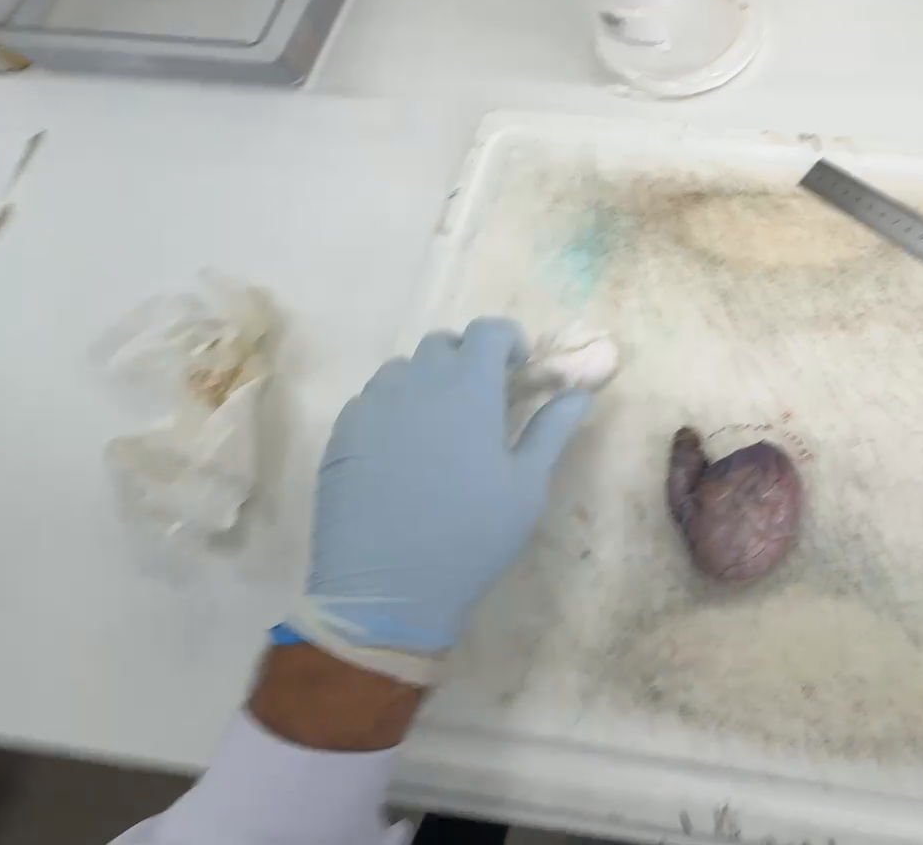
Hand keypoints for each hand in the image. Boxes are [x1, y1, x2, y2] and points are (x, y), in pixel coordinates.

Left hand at [290, 318, 589, 671]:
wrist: (388, 591)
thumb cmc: (473, 532)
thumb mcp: (528, 483)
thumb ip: (553, 428)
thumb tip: (580, 392)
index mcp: (469, 389)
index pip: (488, 331)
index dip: (508, 339)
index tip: (519, 368)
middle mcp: (417, 384)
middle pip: (443, 343)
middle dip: (469, 358)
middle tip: (484, 398)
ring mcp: (372, 407)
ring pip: (404, 369)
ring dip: (429, 380)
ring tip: (442, 423)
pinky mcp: (342, 435)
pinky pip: (372, 399)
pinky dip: (396, 406)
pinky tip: (405, 450)